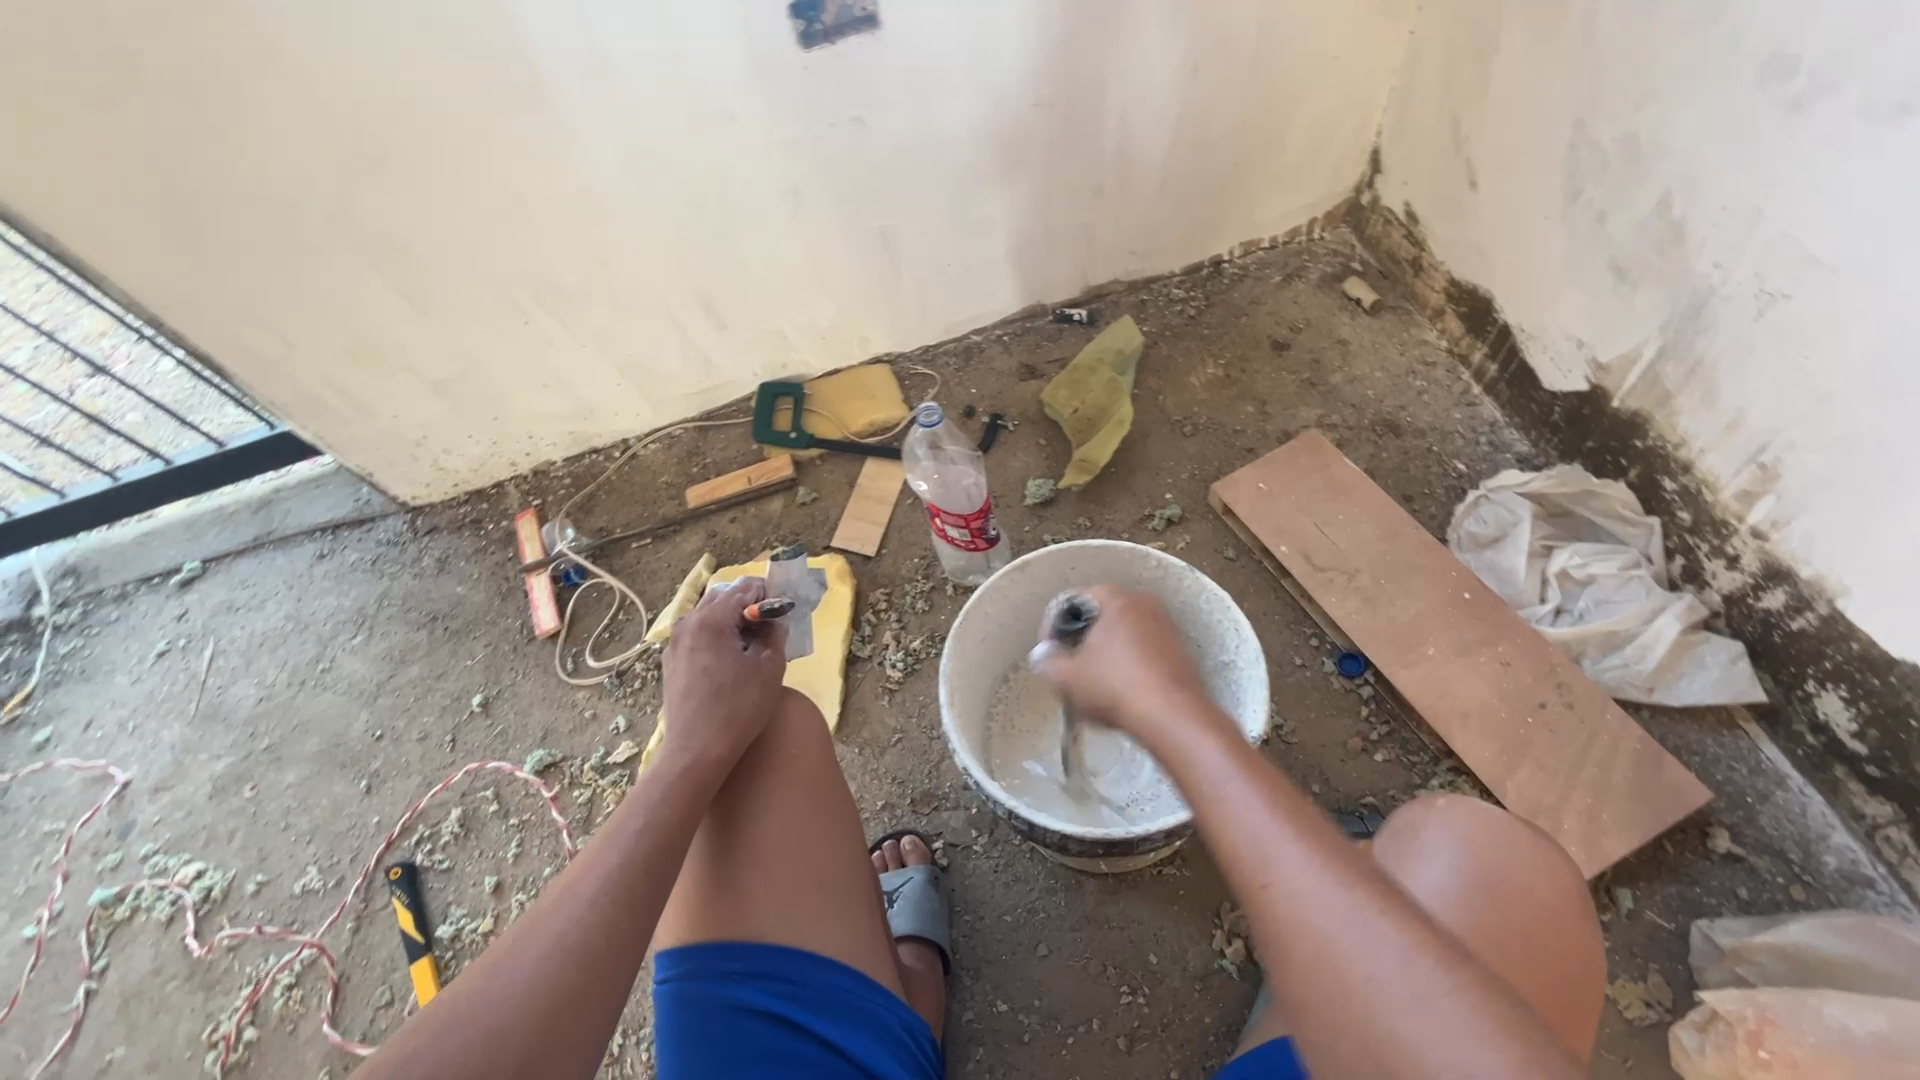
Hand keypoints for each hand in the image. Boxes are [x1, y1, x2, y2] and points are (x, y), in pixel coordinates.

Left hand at [660, 576, 788, 772]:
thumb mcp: (770, 668)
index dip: (768, 594)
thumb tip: (774, 620)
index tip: (783, 609)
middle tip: (770, 625)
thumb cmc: (738, 708)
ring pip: (707, 615)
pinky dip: (716, 635)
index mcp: (711, 620)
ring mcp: (675, 643)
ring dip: (731, 620)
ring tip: (752, 643)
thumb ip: (774, 635)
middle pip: (722, 597)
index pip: (744, 588)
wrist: (697, 751)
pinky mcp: (671, 661)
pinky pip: (697, 635)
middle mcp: (687, 623)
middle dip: (747, 604)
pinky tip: (730, 658)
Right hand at [1028, 585, 1233, 752]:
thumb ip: (1047, 661)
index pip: (1073, 599)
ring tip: (1092, 680)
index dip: (1053, 624)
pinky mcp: (1179, 652)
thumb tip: (1043, 656)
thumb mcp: (1067, 677)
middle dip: (1080, 637)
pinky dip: (1126, 662)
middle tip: (1067, 663)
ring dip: (1104, 651)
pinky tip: (1119, 689)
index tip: (1048, 651)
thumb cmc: (1116, 687)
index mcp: (1116, 599)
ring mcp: (1166, 627)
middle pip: (1100, 614)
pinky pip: (1143, 649)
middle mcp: (1144, 604)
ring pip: (1123, 633)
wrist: (1173, 717)